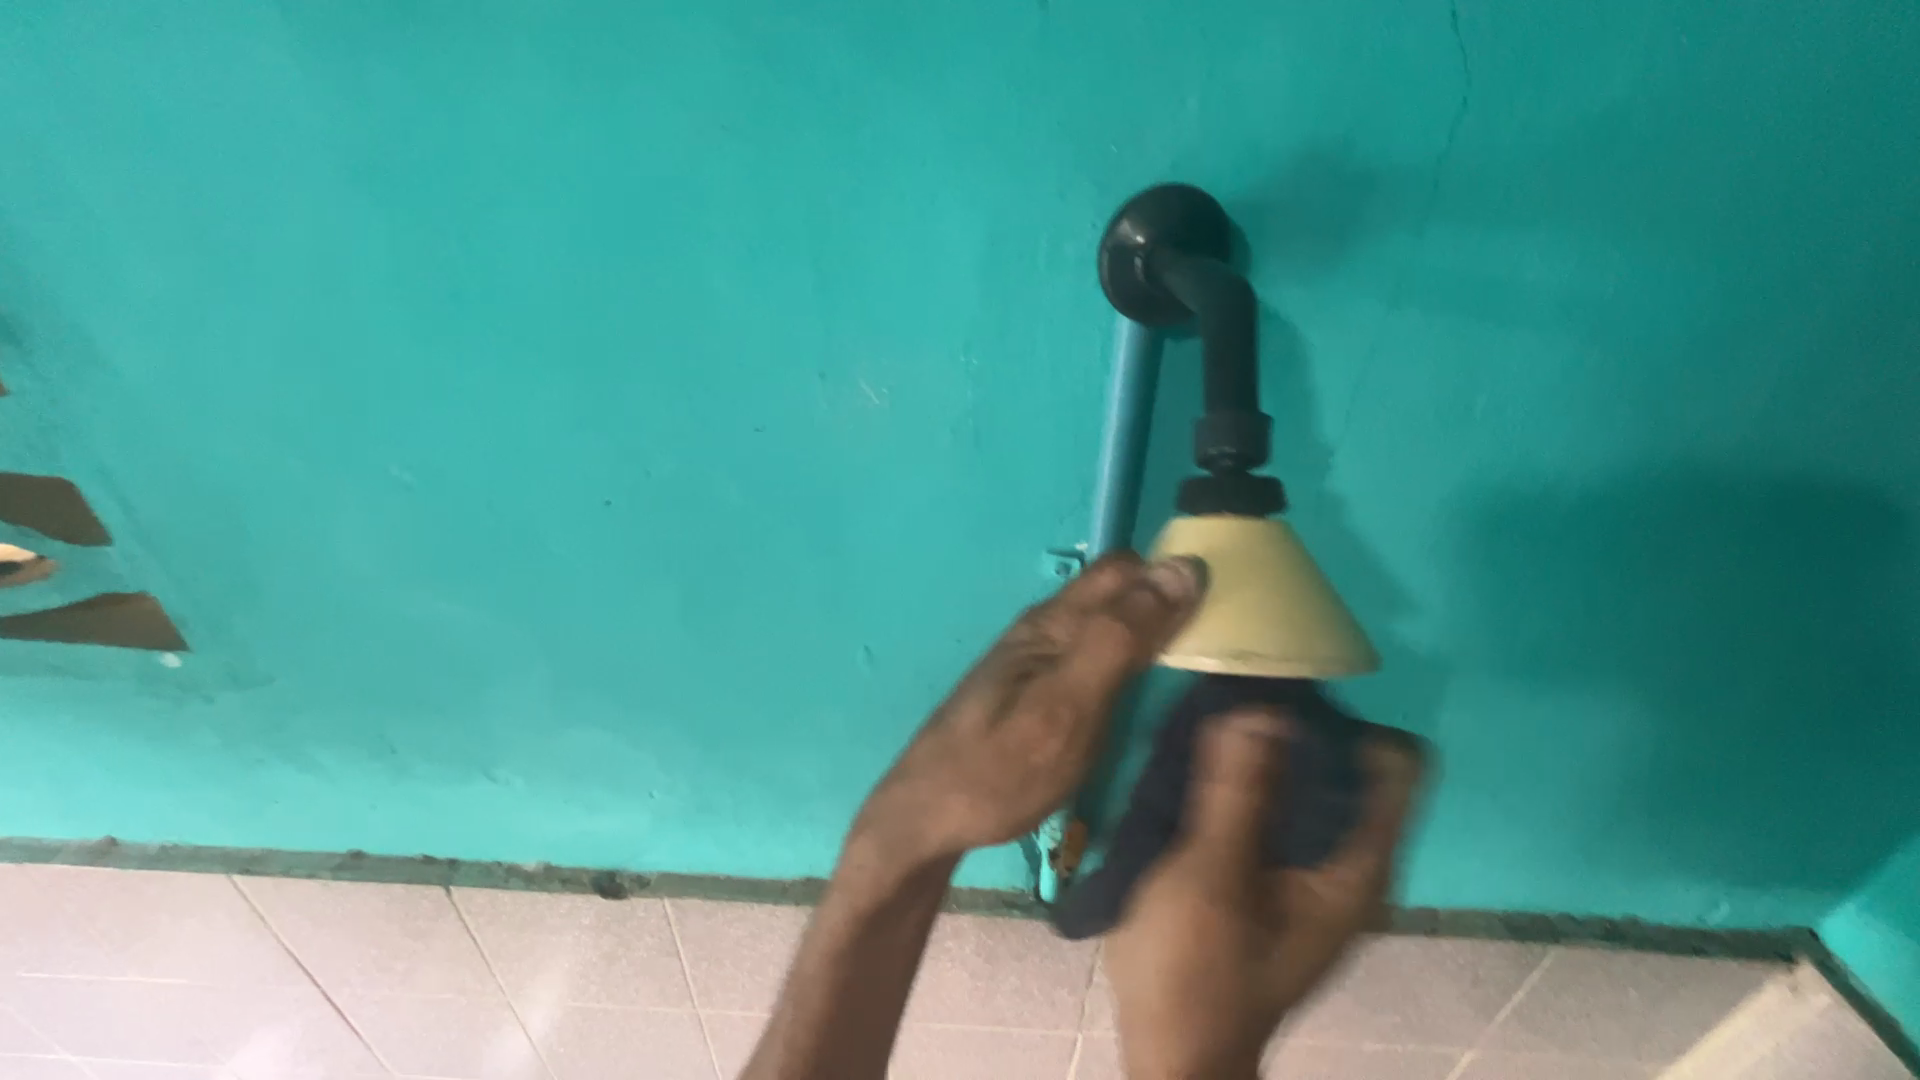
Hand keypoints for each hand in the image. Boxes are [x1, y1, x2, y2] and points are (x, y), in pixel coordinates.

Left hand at [852, 553, 1205, 864]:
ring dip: (1149, 629)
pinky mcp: (1033, 690)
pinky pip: (1091, 653)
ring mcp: (1036, 659)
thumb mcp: (1068, 705)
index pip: (1126, 569)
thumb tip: (1180, 569)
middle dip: (1167, 599)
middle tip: (1225, 639)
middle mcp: (1045, 628)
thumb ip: (1120, 638)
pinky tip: (1144, 689)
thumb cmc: (1000, 768)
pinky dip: (1127, 658)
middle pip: (1116, 591)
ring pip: (1105, 622)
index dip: (1174, 575)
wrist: (927, 817)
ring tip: (1200, 662)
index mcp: (1054, 621)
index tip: (1230, 603)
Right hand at [1105, 709, 1426, 1078]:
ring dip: (1264, 754)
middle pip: (1349, 767)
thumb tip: (1263, 705)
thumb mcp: (1211, 873)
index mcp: (1356, 864)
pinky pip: (1277, 809)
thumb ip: (1238, 790)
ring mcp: (1311, 874)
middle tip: (1228, 708)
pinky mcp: (1275, 881)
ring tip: (1205, 734)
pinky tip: (1197, 777)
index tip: (1280, 704)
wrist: (1175, 1053)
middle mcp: (1348, 863)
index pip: (1397, 762)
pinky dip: (1248, 783)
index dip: (1348, 722)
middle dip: (1294, 729)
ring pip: (1308, 785)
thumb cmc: (1197, 969)